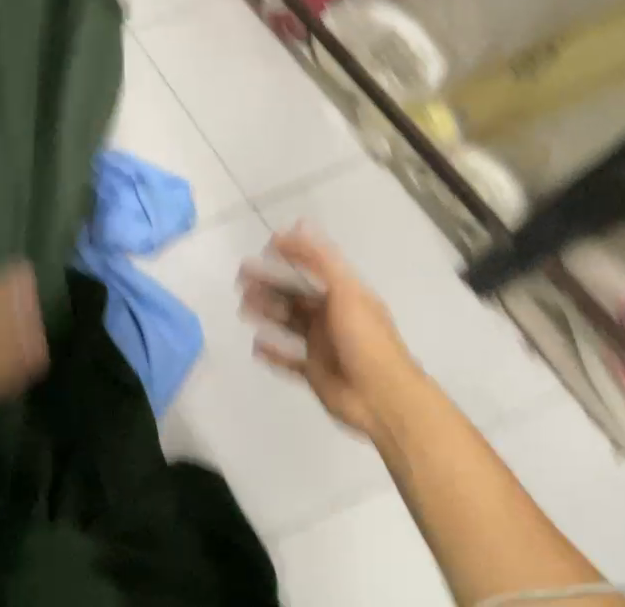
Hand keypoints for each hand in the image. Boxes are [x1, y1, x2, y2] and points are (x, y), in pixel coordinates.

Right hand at [239, 224, 421, 437]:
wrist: (383, 399)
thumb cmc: (366, 340)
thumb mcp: (347, 292)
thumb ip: (321, 260)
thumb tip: (298, 224)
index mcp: (344, 296)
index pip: (313, 268)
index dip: (291, 255)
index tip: (265, 246)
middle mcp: (332, 317)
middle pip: (294, 295)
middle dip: (268, 284)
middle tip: (241, 277)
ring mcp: (322, 345)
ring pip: (287, 322)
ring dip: (266, 311)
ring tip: (243, 308)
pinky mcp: (314, 371)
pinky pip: (288, 358)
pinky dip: (272, 351)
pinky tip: (256, 344)